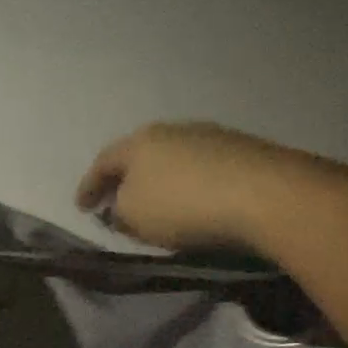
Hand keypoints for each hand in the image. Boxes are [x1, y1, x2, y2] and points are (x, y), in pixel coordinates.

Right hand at [78, 122, 334, 250]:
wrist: (266, 195)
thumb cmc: (183, 206)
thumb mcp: (134, 218)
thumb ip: (118, 212)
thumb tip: (120, 208)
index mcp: (139, 142)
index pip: (103, 163)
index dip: (88, 186)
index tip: (81, 208)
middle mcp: (173, 130)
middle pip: (139, 155)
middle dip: (126, 179)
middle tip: (117, 201)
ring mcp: (212, 136)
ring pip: (173, 159)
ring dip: (160, 181)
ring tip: (157, 204)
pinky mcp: (244, 150)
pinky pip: (203, 168)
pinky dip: (190, 184)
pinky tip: (194, 201)